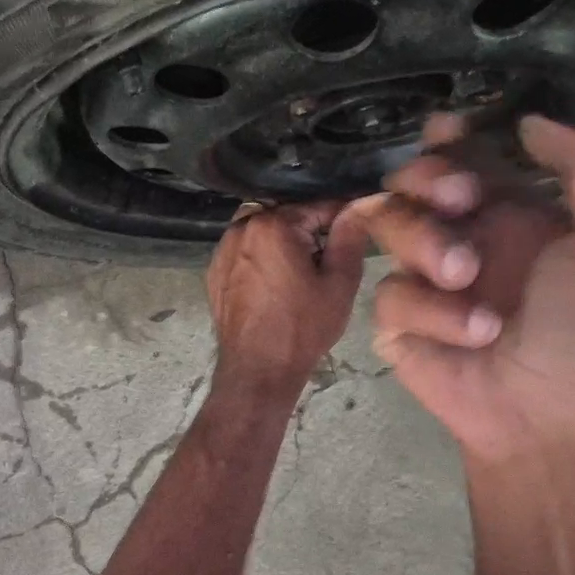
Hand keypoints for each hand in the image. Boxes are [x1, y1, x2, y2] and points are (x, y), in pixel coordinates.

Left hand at [207, 201, 368, 392]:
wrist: (257, 369)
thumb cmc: (303, 327)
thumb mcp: (339, 282)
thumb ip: (350, 236)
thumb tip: (360, 205)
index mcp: (272, 224)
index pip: (317, 206)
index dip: (343, 217)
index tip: (359, 229)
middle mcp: (241, 227)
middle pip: (287, 215)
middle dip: (310, 230)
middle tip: (329, 257)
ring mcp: (223, 248)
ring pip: (263, 230)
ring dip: (284, 241)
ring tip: (302, 270)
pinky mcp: (214, 270)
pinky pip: (244, 250)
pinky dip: (262, 256)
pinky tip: (276, 282)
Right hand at [364, 115, 574, 462]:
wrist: (558, 416)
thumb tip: (530, 121)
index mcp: (510, 212)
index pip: (464, 155)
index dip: (448, 138)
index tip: (445, 130)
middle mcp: (462, 236)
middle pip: (411, 180)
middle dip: (426, 177)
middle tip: (459, 201)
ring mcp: (425, 279)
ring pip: (387, 224)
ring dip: (425, 239)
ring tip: (465, 273)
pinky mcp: (399, 323)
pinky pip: (391, 293)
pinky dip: (432, 310)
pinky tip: (475, 334)